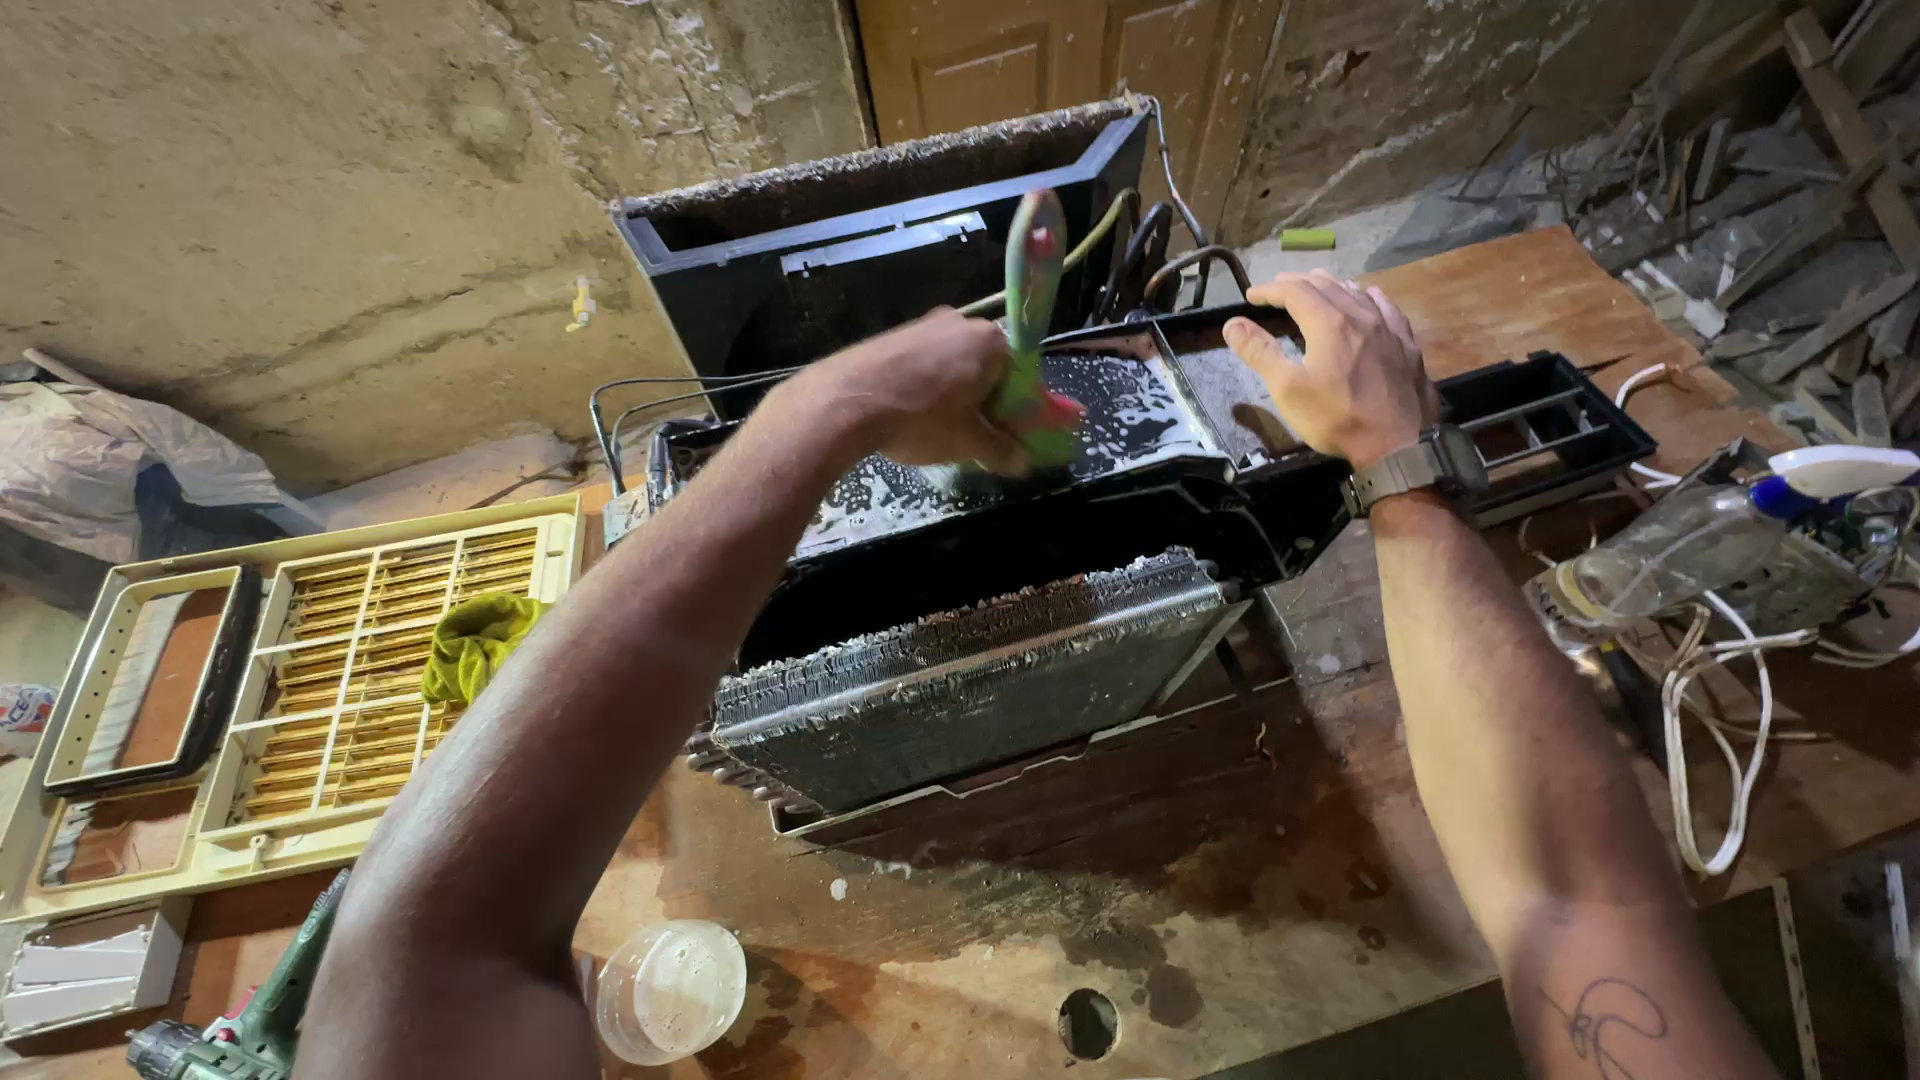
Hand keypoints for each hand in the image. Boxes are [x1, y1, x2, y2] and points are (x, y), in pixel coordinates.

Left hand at [802, 307, 1029, 473]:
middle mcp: (961, 321)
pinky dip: (925, 387)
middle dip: (983, 402)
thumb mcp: (968, 442)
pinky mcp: (893, 334)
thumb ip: (1000, 450)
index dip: (1014, 411)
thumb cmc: (922, 418)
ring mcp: (923, 324)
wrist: (847, 401)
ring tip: (937, 429)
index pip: (1020, 376)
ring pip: (952, 366)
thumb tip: (1022, 461)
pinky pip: (923, 363)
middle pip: (985, 368)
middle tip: (971, 436)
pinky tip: (910, 414)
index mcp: (991, 340)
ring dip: (953, 396)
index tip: (1003, 436)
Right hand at [1223, 270, 1439, 469]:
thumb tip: (1232, 324)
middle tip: (1277, 287)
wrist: (1396, 441)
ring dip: (1330, 285)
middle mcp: (1360, 315)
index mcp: (1329, 323)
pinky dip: (1366, 296)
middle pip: (1325, 285)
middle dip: (1297, 282)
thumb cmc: (1335, 416)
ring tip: (1315, 286)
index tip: (1250, 294)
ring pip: (1356, 292)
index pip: (1294, 292)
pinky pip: (1385, 306)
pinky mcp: (1405, 343)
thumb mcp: (1287, 388)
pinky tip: (1367, 297)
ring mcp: (1387, 327)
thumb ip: (1260, 352)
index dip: (1269, 290)